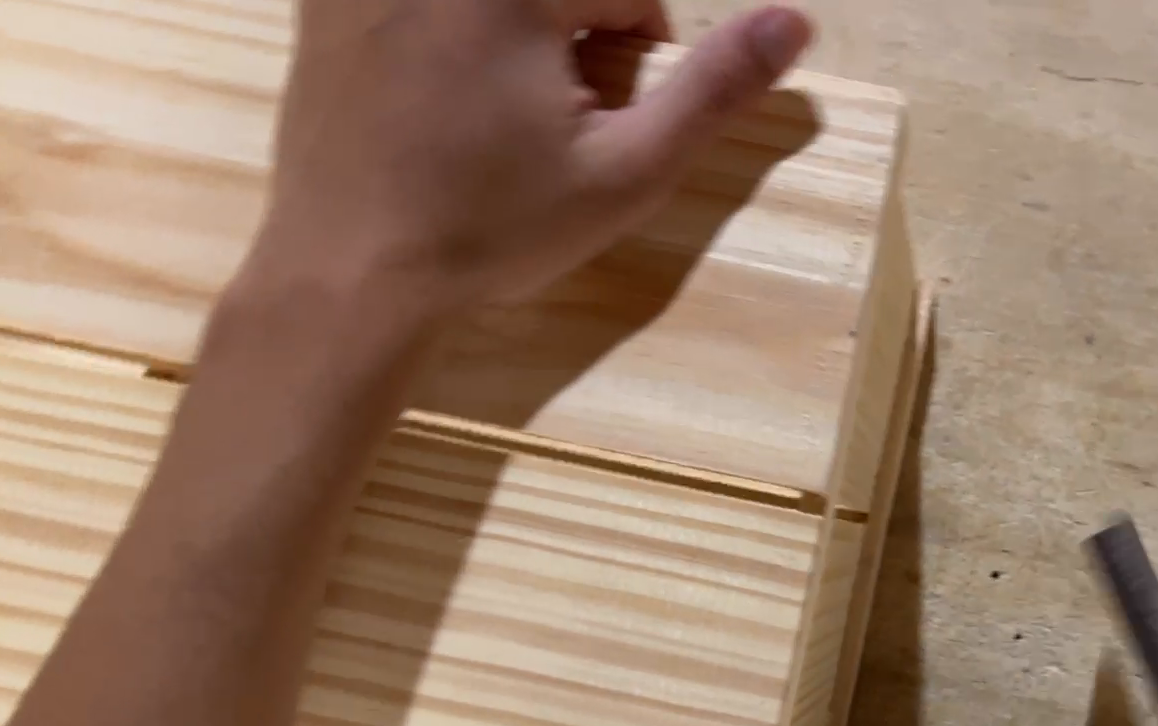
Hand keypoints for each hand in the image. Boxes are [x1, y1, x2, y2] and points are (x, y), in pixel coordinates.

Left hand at [252, 0, 812, 316]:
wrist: (361, 268)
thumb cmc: (505, 226)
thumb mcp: (630, 170)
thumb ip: (713, 90)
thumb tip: (796, 21)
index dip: (640, 50)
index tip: (608, 115)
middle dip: (581, 28)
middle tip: (556, 108)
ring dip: (527, 29)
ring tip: (501, 101)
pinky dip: (460, 28)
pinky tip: (442, 88)